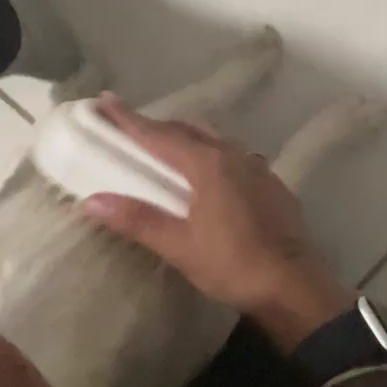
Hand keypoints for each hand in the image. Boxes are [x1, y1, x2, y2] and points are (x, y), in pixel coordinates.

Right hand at [83, 93, 354, 350]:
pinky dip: (214, 156)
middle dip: (159, 127)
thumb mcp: (180, 246)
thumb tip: (92, 200)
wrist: (294, 285)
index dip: (130, 119)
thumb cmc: (233, 265)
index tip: (104, 101)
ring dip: (189, 138)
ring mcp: (259, 169)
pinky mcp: (274, 186)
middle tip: (131, 128)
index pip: (160, 135)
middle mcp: (236, 156)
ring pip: (217, 141)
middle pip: (190, 131)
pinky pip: (237, 158)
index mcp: (210, 164)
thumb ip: (138, 219)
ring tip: (167, 148)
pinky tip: (210, 174)